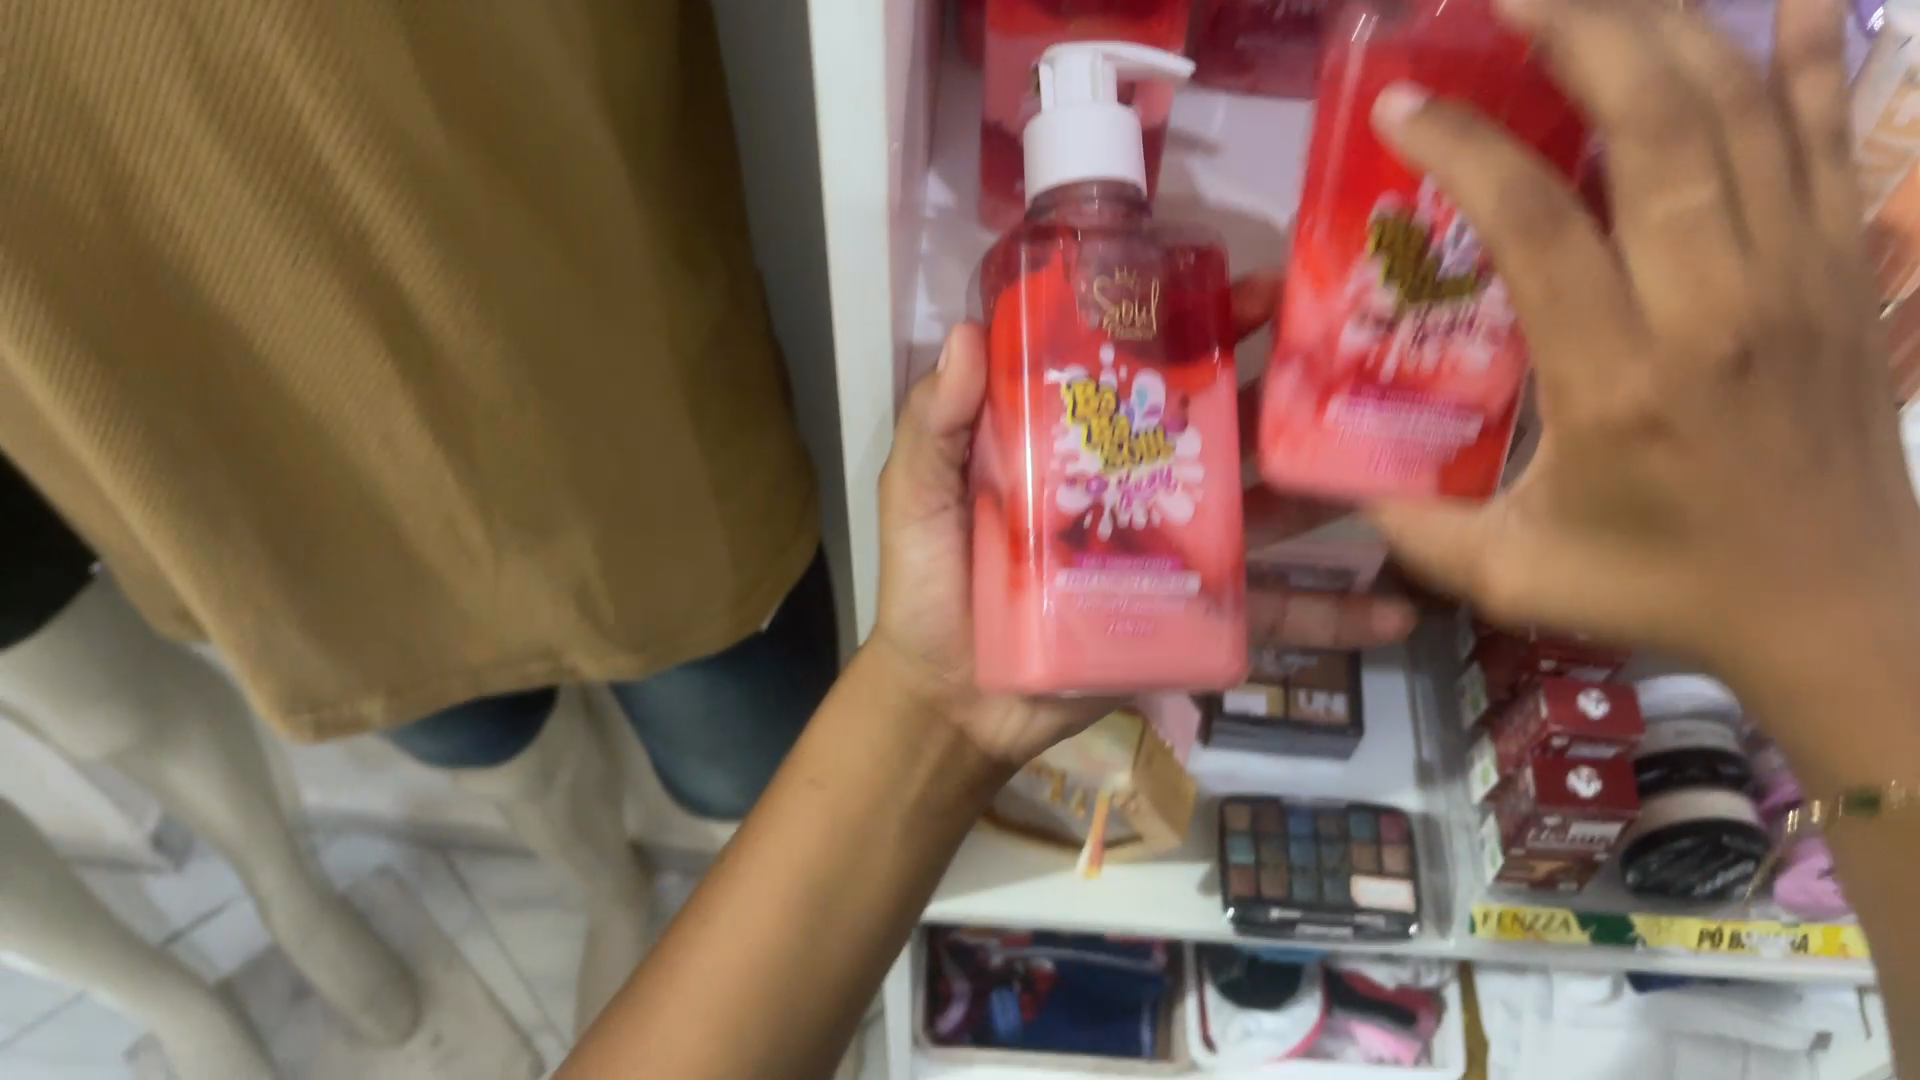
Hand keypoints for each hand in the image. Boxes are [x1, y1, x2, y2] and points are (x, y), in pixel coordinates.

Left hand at [870, 310, 1412, 767]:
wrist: (952, 701)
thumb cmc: (928, 589)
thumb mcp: (917, 495)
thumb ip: (934, 425)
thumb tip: (961, 330)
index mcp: (1072, 449)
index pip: (1140, 374)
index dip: (1191, 329)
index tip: (1247, 290)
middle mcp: (1129, 491)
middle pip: (1216, 434)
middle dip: (1278, 395)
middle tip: (1345, 360)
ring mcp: (1166, 557)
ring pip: (1259, 518)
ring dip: (1327, 495)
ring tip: (1399, 466)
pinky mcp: (1184, 623)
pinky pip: (1263, 619)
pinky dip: (1328, 617)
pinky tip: (1399, 610)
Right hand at [1360, 0, 1919, 705]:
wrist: (1840, 611)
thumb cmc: (1655, 591)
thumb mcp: (1505, 575)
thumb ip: (1409, 527)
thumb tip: (1335, 475)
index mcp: (1618, 381)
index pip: (1540, 224)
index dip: (1467, 147)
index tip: (1409, 104)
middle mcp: (1717, 307)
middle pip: (1661, 126)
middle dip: (1582, 32)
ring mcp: (1799, 279)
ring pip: (1745, 112)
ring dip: (1666, 29)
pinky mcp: (1846, 275)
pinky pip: (1829, 138)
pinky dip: (1810, 55)